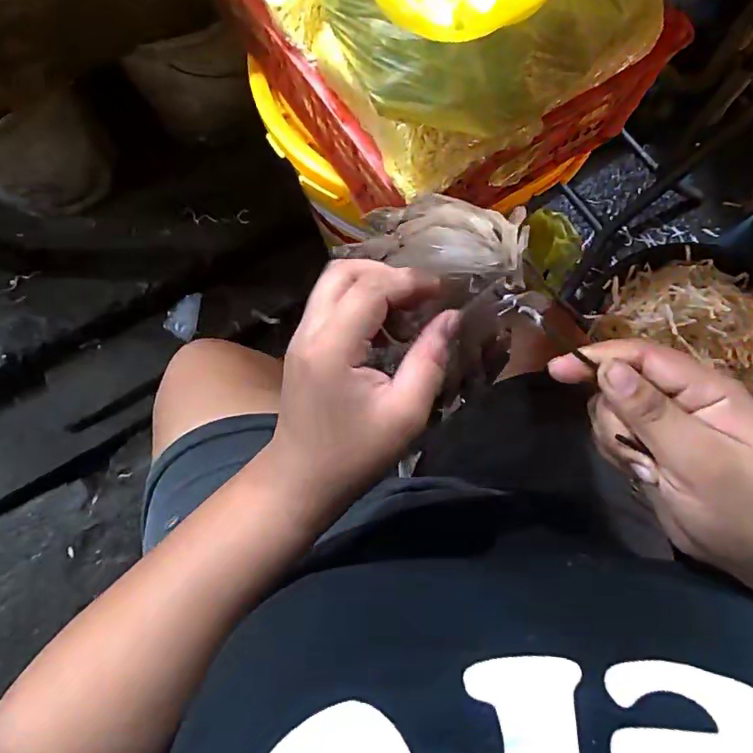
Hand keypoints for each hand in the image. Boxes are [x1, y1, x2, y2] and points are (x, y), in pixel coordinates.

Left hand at [268, 260, 456, 508]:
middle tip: (423, 295)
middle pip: (344, 271)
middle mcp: (310, 331)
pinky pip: (330, 303)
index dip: (411, 281)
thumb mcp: (406, 413)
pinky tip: (386, 327)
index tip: (444, 292)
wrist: (300, 480)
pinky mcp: (303, 345)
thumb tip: (451, 317)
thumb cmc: (355, 454)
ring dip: (373, 284)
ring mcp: (301, 336)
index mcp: (333, 346)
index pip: (371, 288)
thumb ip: (430, 359)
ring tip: (408, 309)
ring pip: (333, 282)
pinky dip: (360, 300)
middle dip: (388, 273)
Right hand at [549, 339, 752, 589]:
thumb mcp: (698, 461)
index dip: (602, 356)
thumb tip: (608, 368)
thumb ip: (651, 413)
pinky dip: (617, 451)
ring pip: (613, 407)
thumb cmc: (739, 510)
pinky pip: (615, 432)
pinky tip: (642, 474)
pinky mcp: (652, 445)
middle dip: (615, 415)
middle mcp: (685, 397)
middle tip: (636, 455)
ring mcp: (667, 421)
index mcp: (707, 388)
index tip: (558, 369)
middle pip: (622, 381)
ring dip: (615, 437)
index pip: (646, 356)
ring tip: (645, 469)